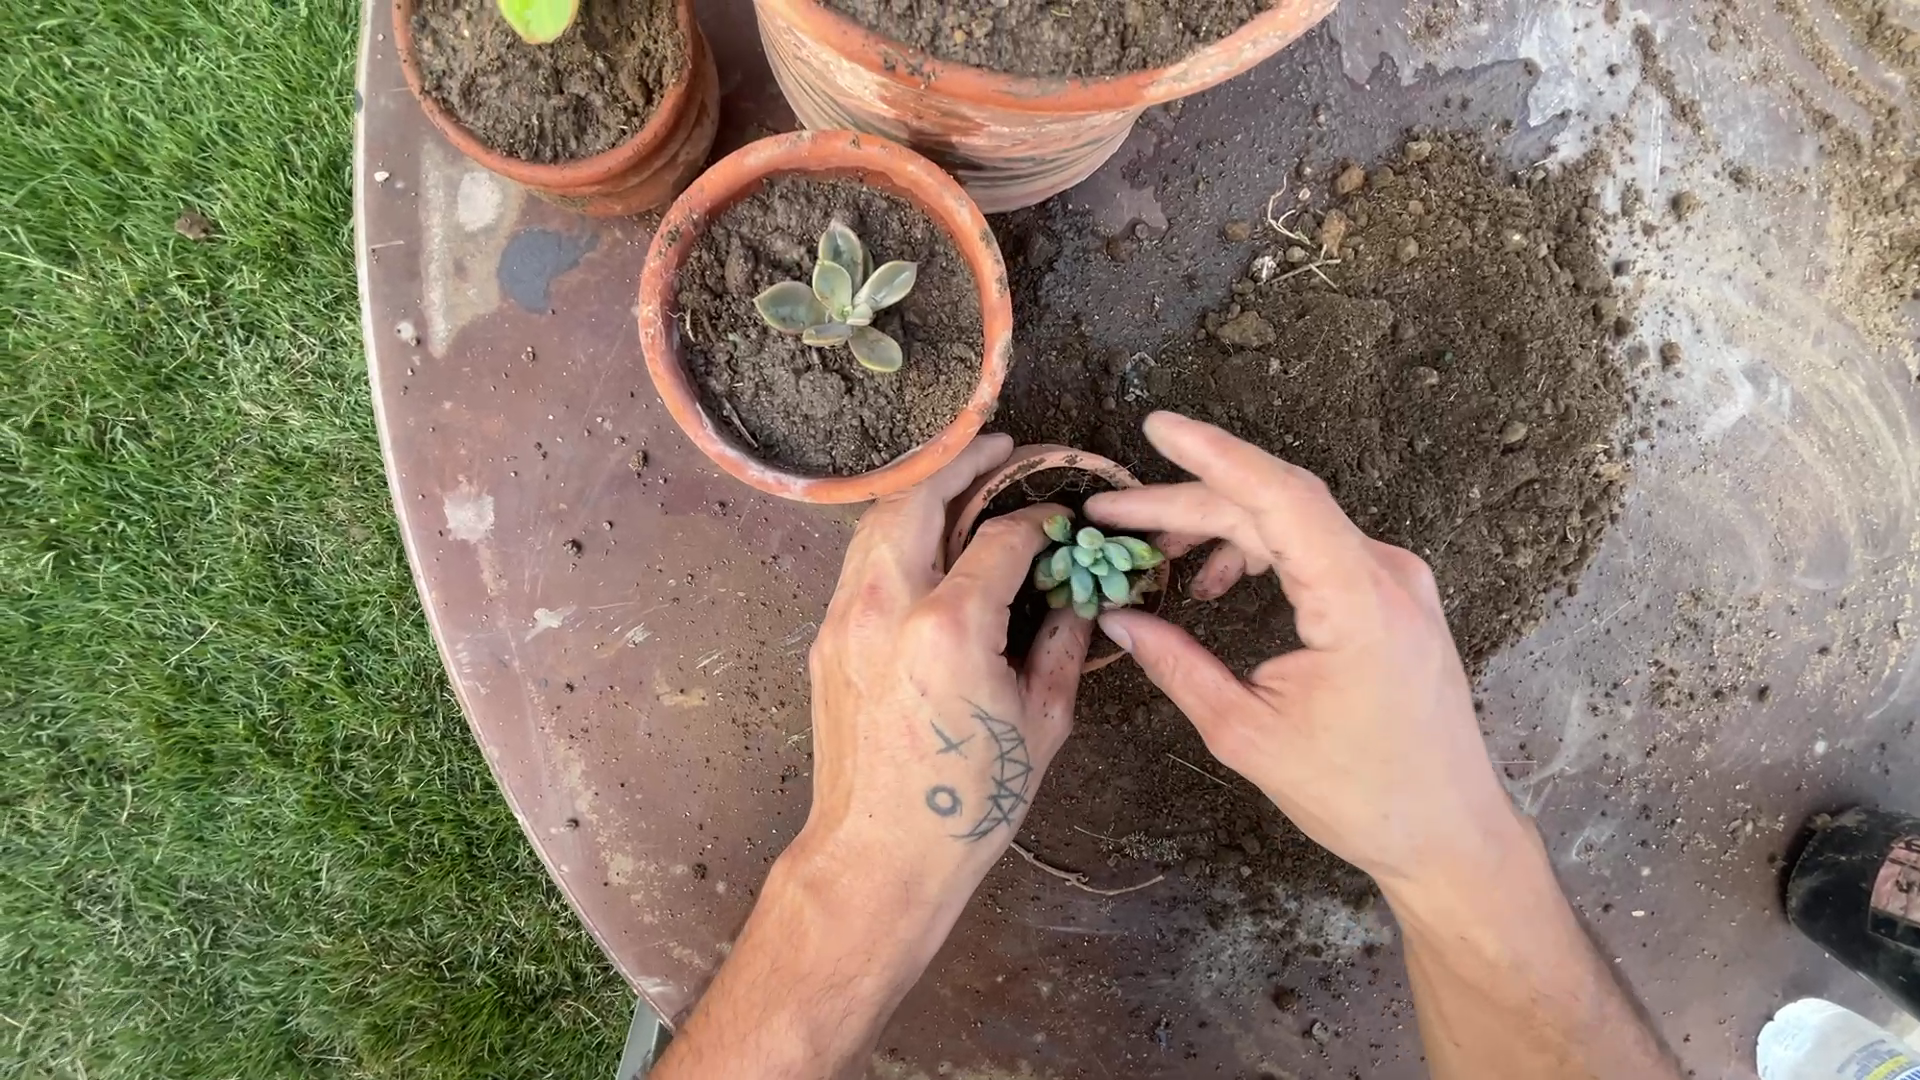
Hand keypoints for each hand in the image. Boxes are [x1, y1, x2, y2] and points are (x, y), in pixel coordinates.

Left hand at [795, 434, 1093, 935]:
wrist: (878, 853)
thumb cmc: (970, 800)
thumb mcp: (1041, 722)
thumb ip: (1061, 643)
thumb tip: (1076, 598)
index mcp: (950, 628)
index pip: (999, 540)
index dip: (1036, 523)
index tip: (1056, 522)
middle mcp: (887, 607)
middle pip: (918, 500)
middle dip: (961, 463)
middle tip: (997, 449)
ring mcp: (846, 618)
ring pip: (877, 520)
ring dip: (921, 491)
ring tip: (959, 479)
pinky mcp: (827, 636)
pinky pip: (860, 559)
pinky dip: (894, 531)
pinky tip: (923, 537)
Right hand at [1085, 412, 1524, 892]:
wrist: (1448, 832)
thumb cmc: (1355, 793)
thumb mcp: (1245, 733)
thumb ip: (1175, 664)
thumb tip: (1115, 616)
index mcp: (1356, 602)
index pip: (1280, 497)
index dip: (1213, 453)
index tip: (1157, 425)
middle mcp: (1383, 572)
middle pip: (1270, 506)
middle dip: (1183, 503)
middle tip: (1111, 514)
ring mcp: (1392, 579)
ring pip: (1288, 522)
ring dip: (1214, 526)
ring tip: (1152, 552)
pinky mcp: (1387, 594)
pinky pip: (1309, 547)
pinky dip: (1253, 550)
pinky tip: (1214, 581)